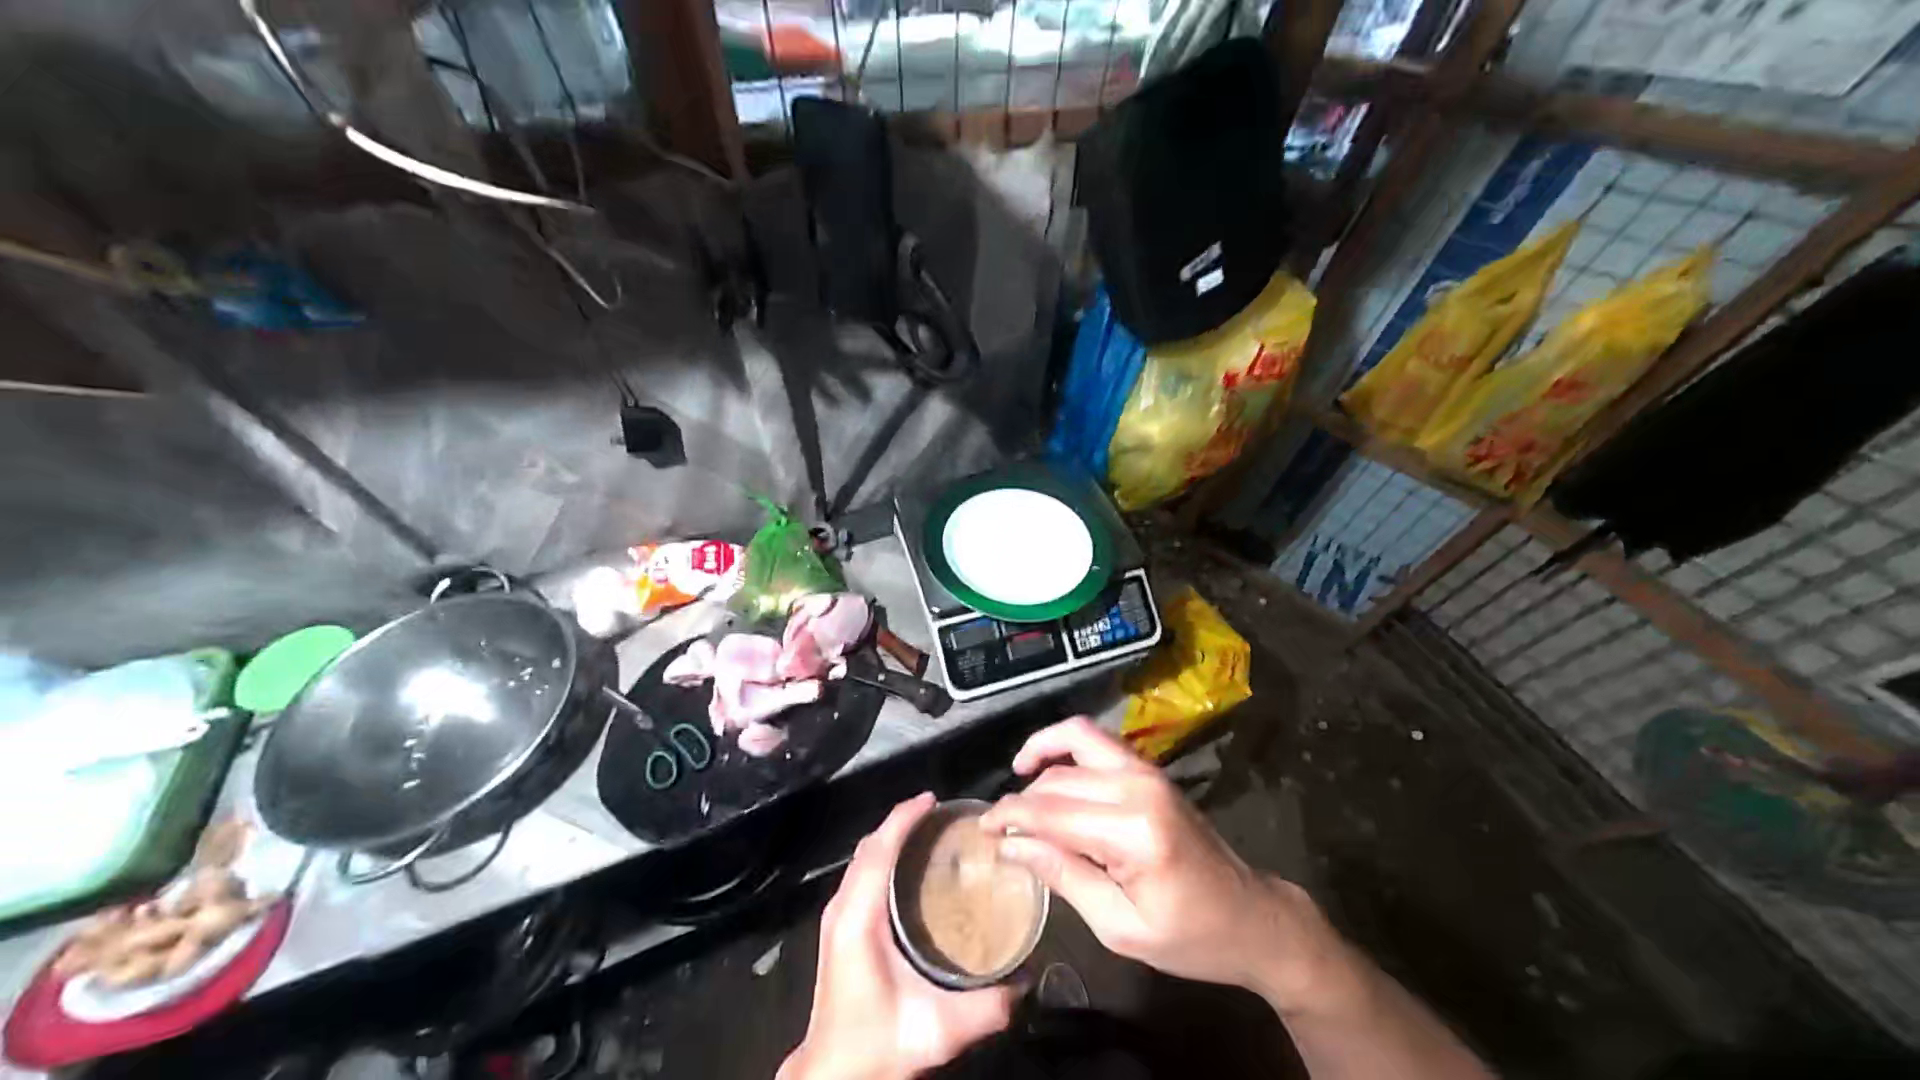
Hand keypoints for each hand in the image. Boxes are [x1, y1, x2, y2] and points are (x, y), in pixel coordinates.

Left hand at [780, 793, 1016, 1079]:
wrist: (834, 1075)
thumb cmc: (877, 1045)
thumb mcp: (937, 1030)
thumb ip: (987, 1007)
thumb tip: (1027, 983)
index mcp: (858, 917)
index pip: (878, 849)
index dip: (903, 818)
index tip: (932, 799)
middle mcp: (842, 908)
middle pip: (870, 846)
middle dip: (901, 821)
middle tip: (940, 813)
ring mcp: (837, 917)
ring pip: (863, 858)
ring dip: (891, 837)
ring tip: (929, 831)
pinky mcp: (839, 927)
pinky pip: (862, 873)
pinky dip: (883, 855)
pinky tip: (909, 865)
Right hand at [980, 717, 1350, 1011]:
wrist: (1252, 917)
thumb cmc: (1190, 938)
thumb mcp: (1119, 927)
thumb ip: (1062, 876)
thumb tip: (1011, 845)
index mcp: (1132, 832)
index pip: (1050, 811)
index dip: (1009, 817)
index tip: (980, 829)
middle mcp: (1138, 787)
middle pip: (1059, 779)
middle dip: (1020, 798)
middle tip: (996, 826)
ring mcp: (1147, 772)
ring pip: (1077, 742)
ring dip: (1041, 756)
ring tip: (1017, 781)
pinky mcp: (1151, 771)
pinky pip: (1099, 741)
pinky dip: (1067, 745)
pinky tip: (1051, 767)